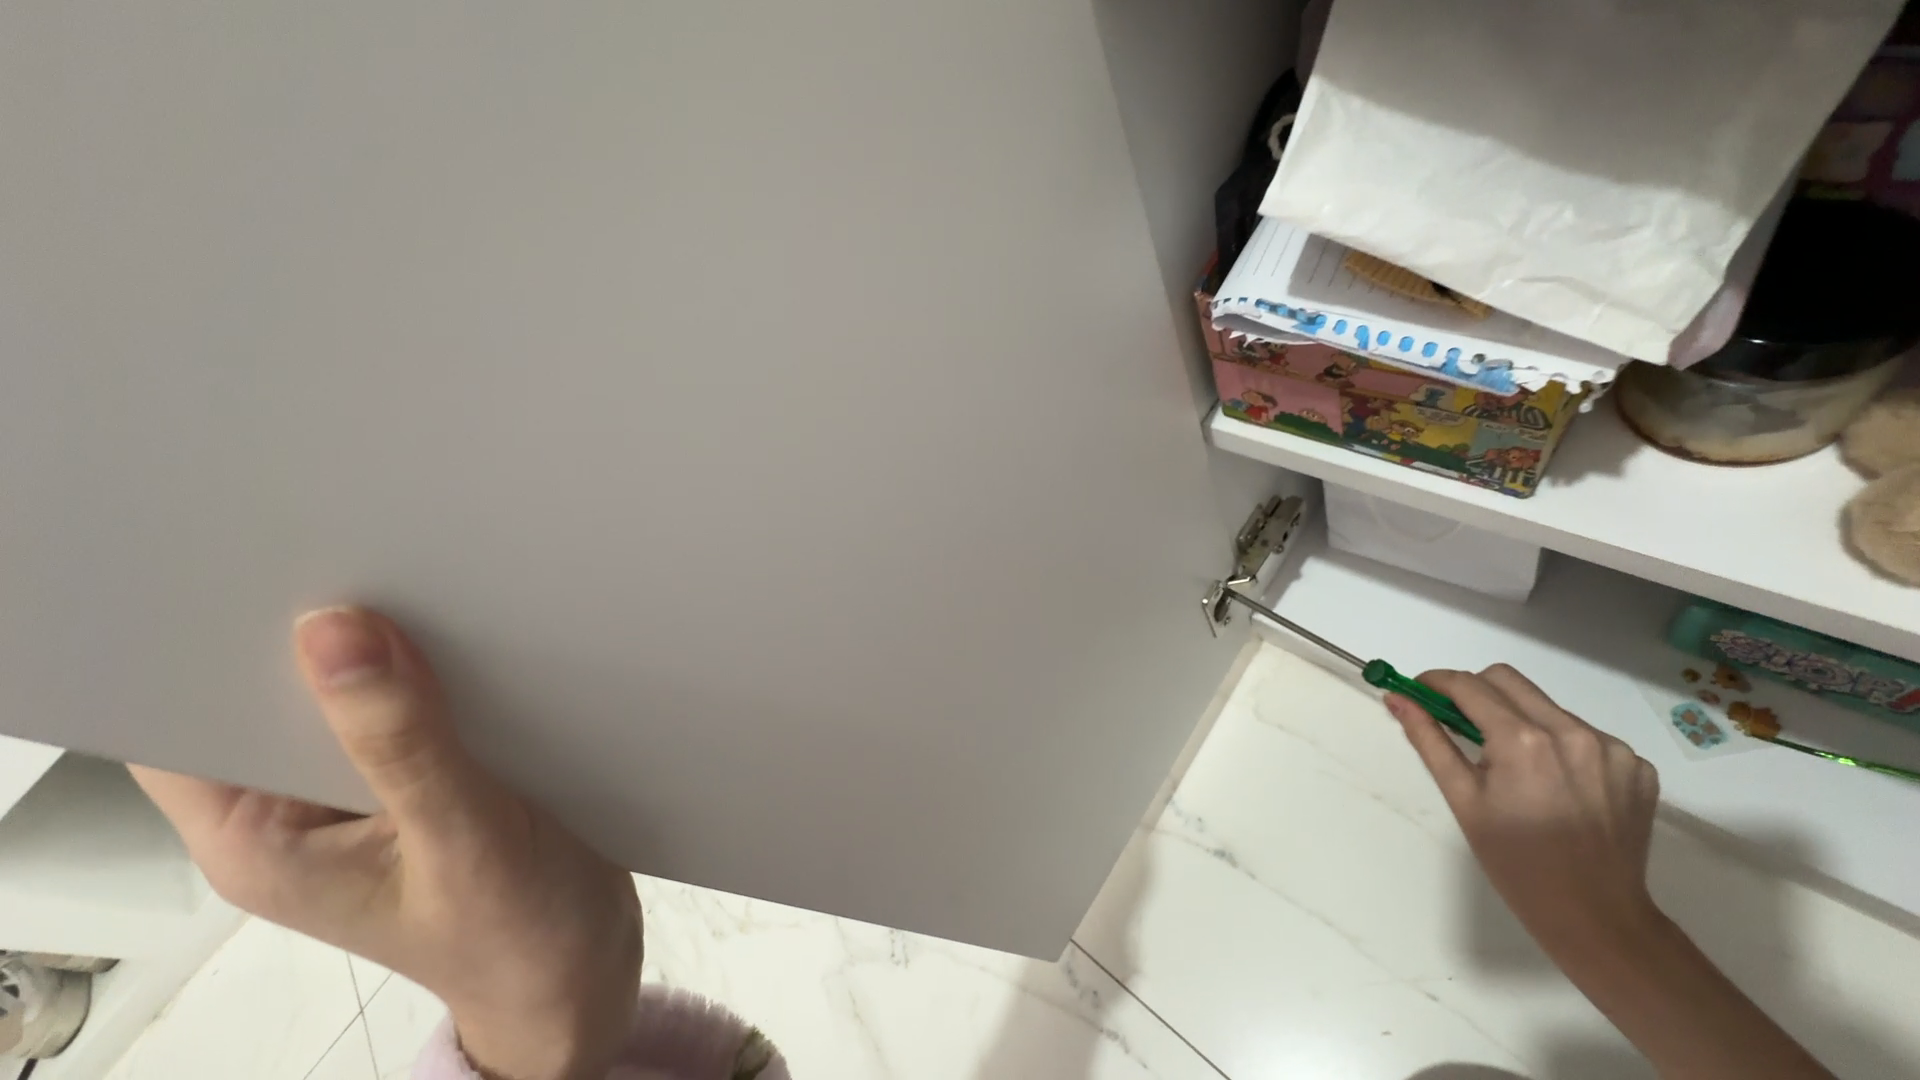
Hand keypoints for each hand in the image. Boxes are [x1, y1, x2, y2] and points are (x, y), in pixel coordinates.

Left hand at [130, 607, 641, 1079]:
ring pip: (351, 698)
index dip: (209, 646)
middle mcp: (301, 814)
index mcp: (264, 842)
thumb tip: (333, 630)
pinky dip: (441, 676)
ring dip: (390, 652)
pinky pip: (413, 711)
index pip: (188, 725)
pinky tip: (480, 645)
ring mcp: (368, 799)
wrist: (583, 973)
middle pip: (274, 700)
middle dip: (317, 636)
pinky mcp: (426, 785)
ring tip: (429, 591)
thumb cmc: (517, 934)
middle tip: (370, 563)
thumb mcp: (461, 838)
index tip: (269, 572)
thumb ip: (400, 742)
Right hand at [1386, 664, 1662, 958]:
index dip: (1437, 682)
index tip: (1419, 691)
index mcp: (1523, 741)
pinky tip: (1555, 782)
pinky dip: (1559, 745)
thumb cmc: (1514, 860)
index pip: (1469, 685)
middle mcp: (1572, 732)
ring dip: (1519, 718)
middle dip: (1475, 691)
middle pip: (1508, 680)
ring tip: (1514, 765)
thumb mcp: (1462, 798)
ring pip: (1547, 706)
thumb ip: (1429, 740)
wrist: (1595, 915)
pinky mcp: (1637, 766)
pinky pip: (1584, 734)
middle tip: (1459, 723)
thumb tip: (1398, 698)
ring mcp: (1612, 749)